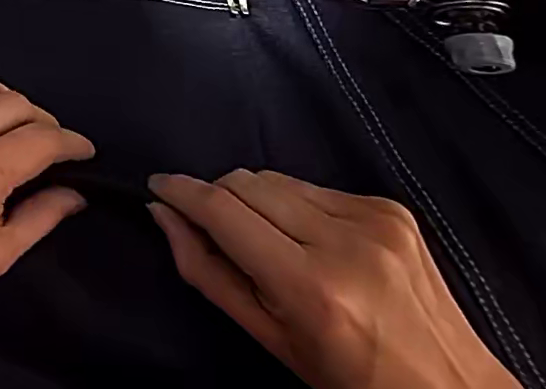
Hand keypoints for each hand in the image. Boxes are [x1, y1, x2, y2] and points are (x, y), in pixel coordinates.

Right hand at [148, 170, 519, 388]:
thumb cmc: (352, 386)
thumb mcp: (271, 344)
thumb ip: (209, 274)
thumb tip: (165, 215)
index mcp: (314, 290)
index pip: (224, 213)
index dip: (183, 192)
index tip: (157, 185)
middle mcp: (345, 240)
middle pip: (247, 182)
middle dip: (217, 197)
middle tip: (210, 227)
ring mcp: (373, 215)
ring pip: (277, 178)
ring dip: (255, 199)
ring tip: (267, 241)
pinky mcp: (389, 203)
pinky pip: (314, 186)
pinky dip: (294, 205)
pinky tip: (310, 240)